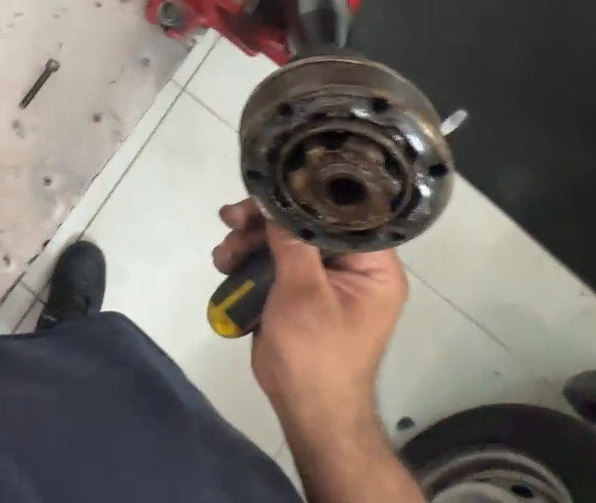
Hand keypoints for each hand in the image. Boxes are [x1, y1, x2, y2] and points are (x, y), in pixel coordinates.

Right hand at [213, 200, 407, 438]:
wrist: (306, 410)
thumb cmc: (317, 355)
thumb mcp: (304, 296)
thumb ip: (291, 244)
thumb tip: (278, 199)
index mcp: (372, 267)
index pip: (345, 214)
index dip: (307, 195)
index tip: (272, 184)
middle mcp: (350, 267)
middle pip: (304, 223)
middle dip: (263, 221)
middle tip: (231, 217)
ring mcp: (320, 277)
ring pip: (280, 239)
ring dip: (247, 240)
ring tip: (223, 255)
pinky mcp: (294, 289)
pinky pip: (270, 259)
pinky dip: (245, 258)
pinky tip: (225, 264)